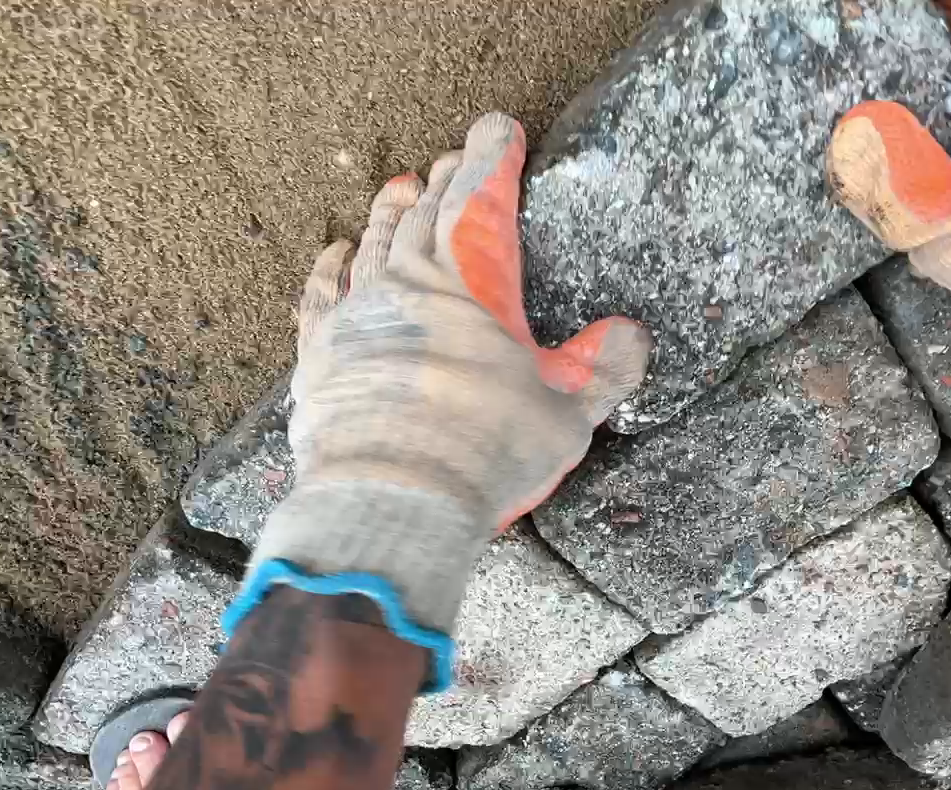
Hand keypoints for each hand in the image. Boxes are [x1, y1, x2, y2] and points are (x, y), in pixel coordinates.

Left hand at [239, 113, 650, 677]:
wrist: (395, 498)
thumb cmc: (486, 452)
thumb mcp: (566, 415)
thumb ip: (602, 369)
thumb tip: (629, 335)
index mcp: (471, 284)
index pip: (482, 199)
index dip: (494, 157)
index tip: (499, 129)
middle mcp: (409, 284)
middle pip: (425, 212)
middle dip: (443, 180)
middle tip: (452, 160)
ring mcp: (359, 314)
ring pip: (374, 243)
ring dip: (390, 211)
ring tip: (398, 185)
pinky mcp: (321, 352)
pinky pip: (321, 293)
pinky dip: (330, 267)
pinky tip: (336, 250)